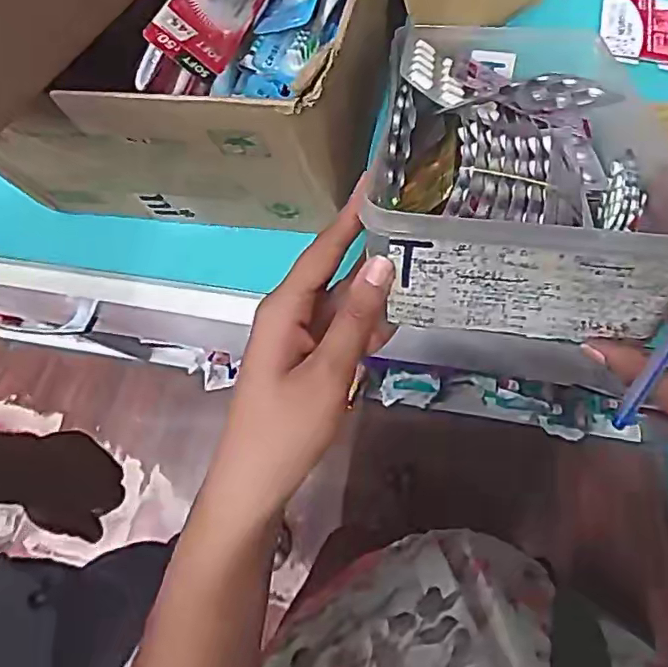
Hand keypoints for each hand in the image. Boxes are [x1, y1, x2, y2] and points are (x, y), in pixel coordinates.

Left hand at [19, 430, 124, 540]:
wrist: (30, 470)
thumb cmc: (49, 500)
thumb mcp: (68, 524)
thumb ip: (88, 530)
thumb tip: (96, 534)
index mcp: (109, 492)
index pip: (116, 498)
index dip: (104, 504)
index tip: (92, 509)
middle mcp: (108, 468)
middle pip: (113, 476)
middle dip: (102, 484)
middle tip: (82, 494)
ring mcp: (95, 451)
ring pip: (100, 461)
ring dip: (90, 469)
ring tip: (69, 480)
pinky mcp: (81, 439)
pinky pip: (85, 449)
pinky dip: (77, 456)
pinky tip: (60, 465)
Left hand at [204, 185, 396, 523]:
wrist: (253, 487)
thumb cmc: (285, 430)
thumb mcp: (328, 372)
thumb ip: (357, 319)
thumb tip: (382, 263)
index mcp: (285, 308)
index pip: (323, 249)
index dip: (350, 214)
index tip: (373, 179)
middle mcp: (290, 313)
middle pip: (335, 272)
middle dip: (369, 250)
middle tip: (410, 224)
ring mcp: (298, 337)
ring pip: (342, 305)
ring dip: (371, 297)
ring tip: (414, 270)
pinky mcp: (306, 359)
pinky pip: (339, 332)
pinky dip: (363, 329)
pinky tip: (390, 326)